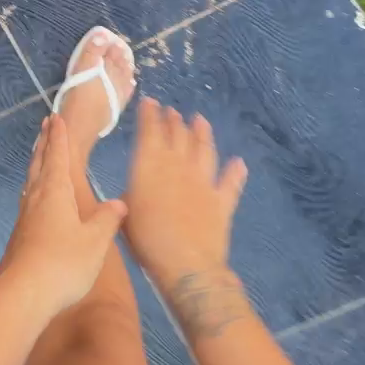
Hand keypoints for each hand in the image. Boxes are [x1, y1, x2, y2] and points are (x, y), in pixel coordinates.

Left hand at [0, 115, 127, 315]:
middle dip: (45, 142)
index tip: (55, 117)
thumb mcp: (95, 242)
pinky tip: (35, 195)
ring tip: (40, 152)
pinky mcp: (20, 233)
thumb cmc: (64, 262)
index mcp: (55, 191)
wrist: (24, 292)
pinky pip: (28, 196)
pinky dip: (33, 184)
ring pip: (32, 178)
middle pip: (40, 162)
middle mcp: (37, 196)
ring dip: (37, 161)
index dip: (58, 136)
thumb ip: (107, 219)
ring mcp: (26, 215)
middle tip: (46, 124)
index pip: (57, 155)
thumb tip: (118, 202)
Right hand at [123, 97, 248, 284]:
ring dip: (202, 133)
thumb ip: (129, 196)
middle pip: (177, 134)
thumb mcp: (125, 213)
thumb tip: (132, 192)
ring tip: (200, 120)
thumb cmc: (146, 237)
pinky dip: (236, 171)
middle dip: (174, 120)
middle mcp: (178, 164)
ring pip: (204, 149)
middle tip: (172, 111)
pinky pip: (231, 182)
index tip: (150, 101)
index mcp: (150, 163)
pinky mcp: (222, 200)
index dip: (149, 114)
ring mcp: (203, 181)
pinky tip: (239, 162)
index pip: (150, 130)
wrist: (185, 263)